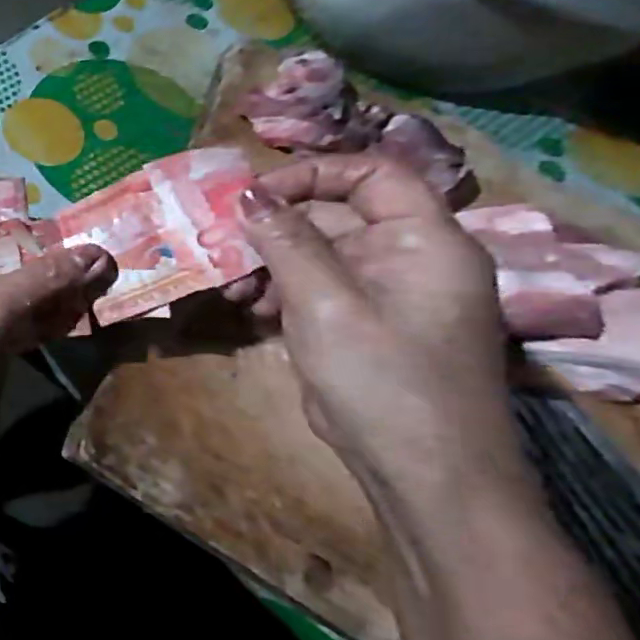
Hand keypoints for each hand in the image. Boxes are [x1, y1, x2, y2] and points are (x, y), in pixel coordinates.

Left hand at [0, 231, 113, 418]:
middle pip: (19, 263)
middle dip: (59, 275)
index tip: (99, 248)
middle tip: (107, 279)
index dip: (53, 240)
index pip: (11, 232)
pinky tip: (72, 325)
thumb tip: (97, 253)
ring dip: (54, 300)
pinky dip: (39, 322)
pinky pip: (14, 317)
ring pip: (20, 292)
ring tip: (98, 302)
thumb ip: (46, 276)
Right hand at [232, 154, 512, 470]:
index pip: (373, 174)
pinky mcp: (354, 319)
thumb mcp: (325, 302)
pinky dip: (272, 290)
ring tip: (229, 288)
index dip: (312, 175)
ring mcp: (379, 291)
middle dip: (268, 229)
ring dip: (261, 263)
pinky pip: (307, 284)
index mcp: (423, 243)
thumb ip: (285, 242)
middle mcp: (405, 257)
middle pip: (330, 215)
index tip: (250, 197)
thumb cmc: (381, 376)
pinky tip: (248, 309)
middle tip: (216, 245)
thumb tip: (245, 193)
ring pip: (309, 252)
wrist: (418, 465)